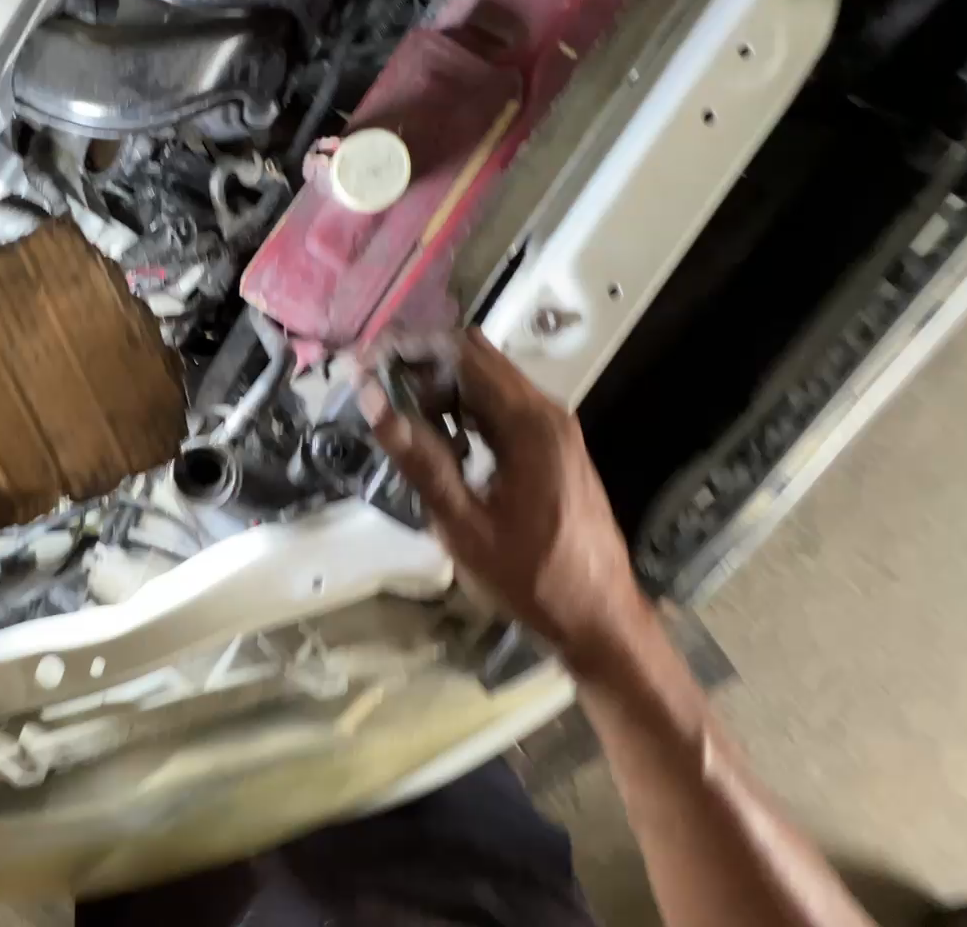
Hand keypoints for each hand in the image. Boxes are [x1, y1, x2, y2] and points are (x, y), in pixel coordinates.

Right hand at [359, 330, 648, 672]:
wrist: (599, 618)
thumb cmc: (530, 576)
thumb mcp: (463, 525)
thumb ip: (419, 459)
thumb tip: (374, 401)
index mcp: (528, 424)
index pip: (463, 353)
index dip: (411, 348)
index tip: (367, 363)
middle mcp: (544, 412)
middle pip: (475, 358)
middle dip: (421, 365)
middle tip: (377, 392)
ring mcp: (551, 428)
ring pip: (486, 381)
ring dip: (439, 388)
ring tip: (398, 419)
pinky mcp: (550, 446)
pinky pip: (498, 407)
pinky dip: (461, 410)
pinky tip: (438, 442)